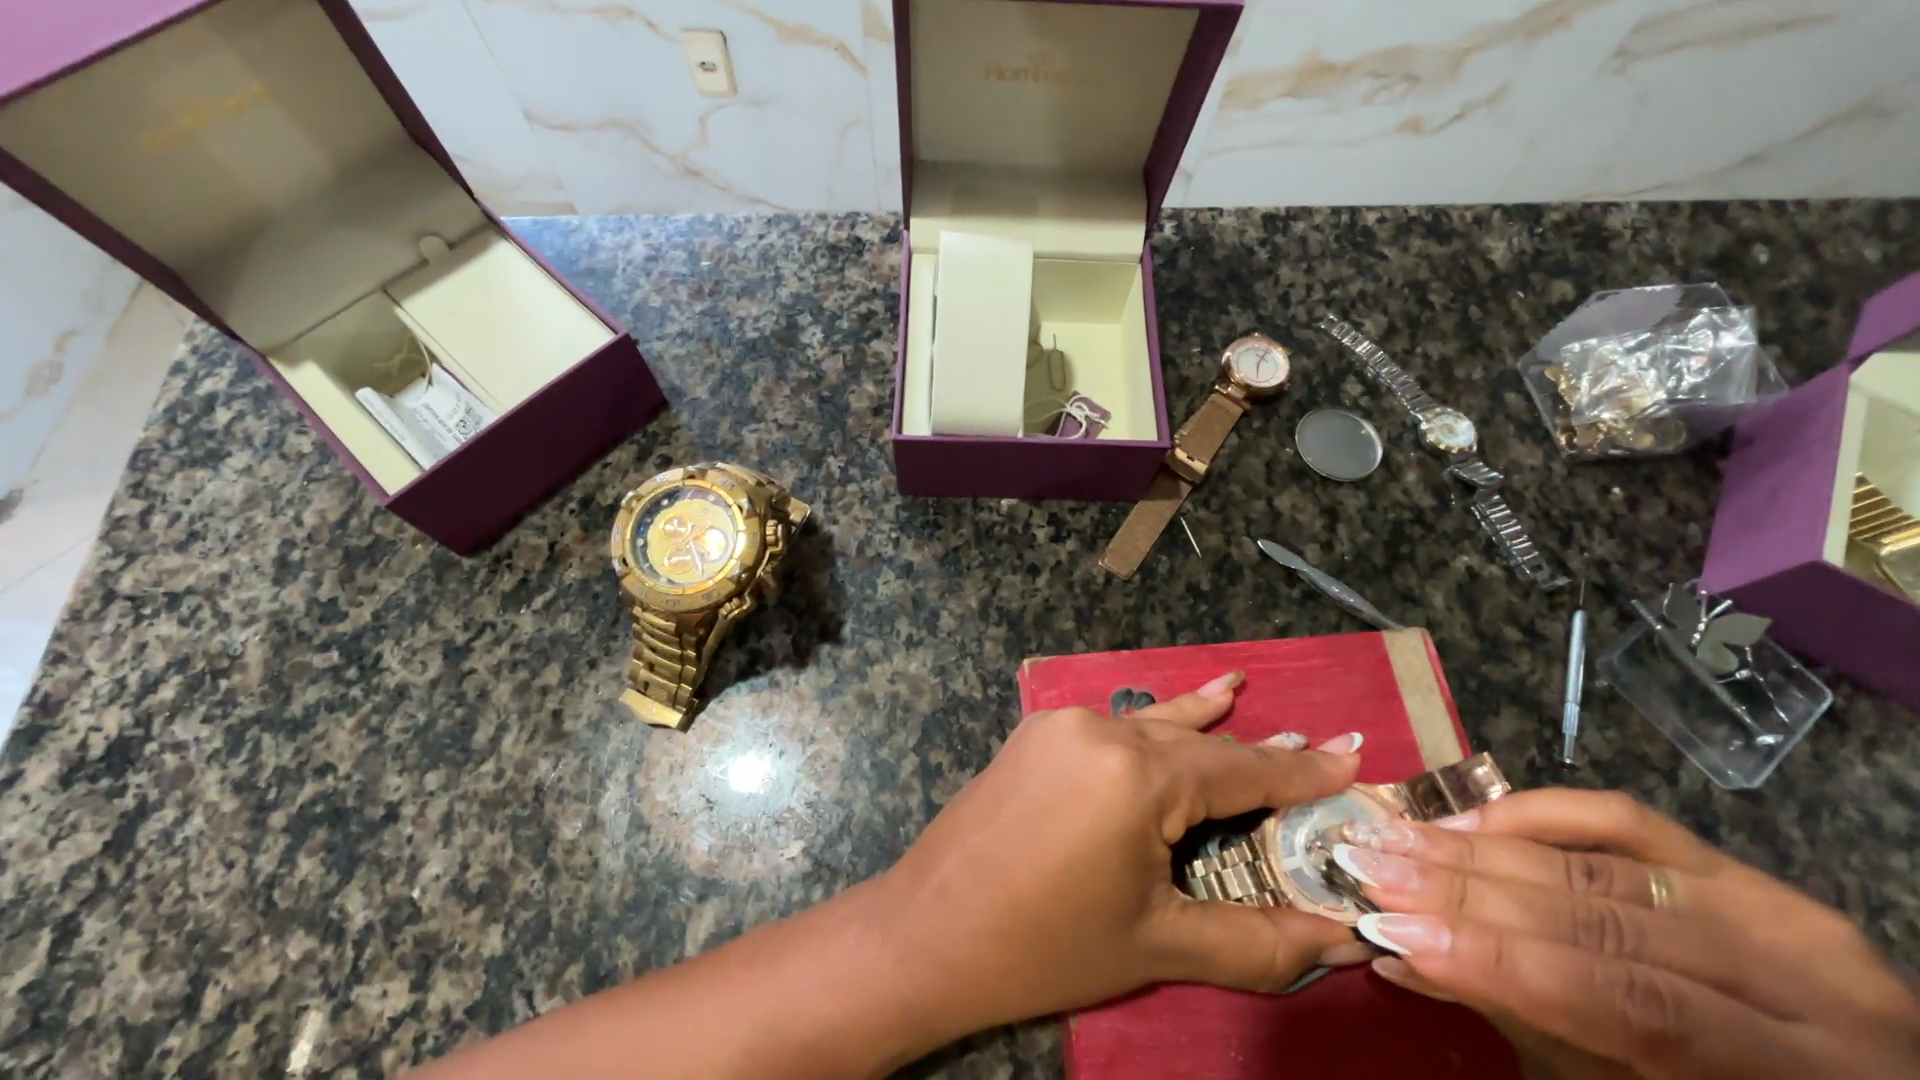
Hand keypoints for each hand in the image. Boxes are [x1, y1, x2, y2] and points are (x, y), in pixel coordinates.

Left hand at [869, 671, 1371, 1047]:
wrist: (926, 934)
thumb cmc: (1045, 946)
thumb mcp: (1158, 946)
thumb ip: (1257, 941)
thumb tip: (1344, 942)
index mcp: (1137, 774)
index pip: (1242, 770)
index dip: (1300, 773)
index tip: (1353, 759)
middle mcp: (1100, 730)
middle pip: (1197, 742)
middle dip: (1256, 754)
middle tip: (1317, 746)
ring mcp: (1059, 726)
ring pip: (1150, 723)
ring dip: (1198, 718)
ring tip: (1239, 689)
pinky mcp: (1032, 736)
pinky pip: (1109, 726)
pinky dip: (1147, 725)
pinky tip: (1165, 716)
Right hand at [1329, 789, 1919, 1078]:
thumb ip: (1525, 1023)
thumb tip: (1398, 957)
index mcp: (1796, 1067)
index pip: (1622, 994)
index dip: (1499, 960)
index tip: (1392, 930)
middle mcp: (1805, 978)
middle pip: (1604, 915)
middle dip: (1468, 890)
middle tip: (1368, 864)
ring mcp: (1777, 910)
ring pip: (1604, 866)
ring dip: (1480, 849)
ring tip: (1393, 838)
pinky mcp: (1741, 869)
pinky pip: (1632, 822)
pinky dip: (1543, 813)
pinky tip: (1472, 816)